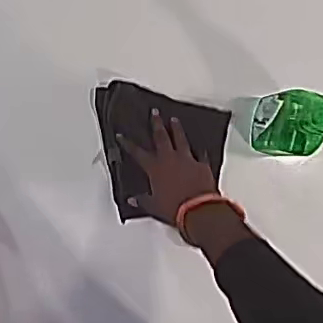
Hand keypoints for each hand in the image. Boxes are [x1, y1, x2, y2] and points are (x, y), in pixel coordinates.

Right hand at [118, 110, 217, 225]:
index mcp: (155, 168)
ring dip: (176, 128)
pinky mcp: (201, 165)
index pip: (137, 153)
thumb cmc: (174, 208)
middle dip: (156, 124)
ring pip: (180, 139)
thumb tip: (133, 200)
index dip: (128, 144)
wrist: (199, 210)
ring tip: (174, 119)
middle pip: (161, 137)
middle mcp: (170, 159)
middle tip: (154, 113)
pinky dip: (199, 150)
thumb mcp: (154, 206)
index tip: (121, 136)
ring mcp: (187, 160)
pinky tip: (200, 146)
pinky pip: (200, 154)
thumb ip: (143, 200)